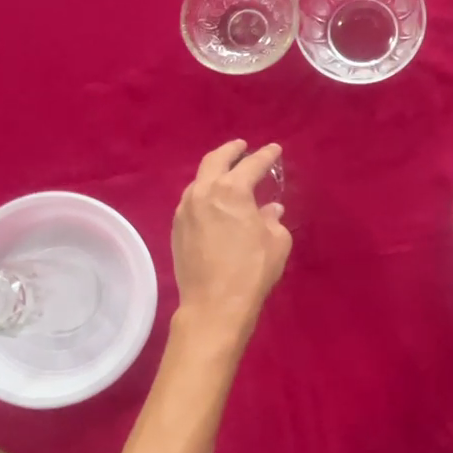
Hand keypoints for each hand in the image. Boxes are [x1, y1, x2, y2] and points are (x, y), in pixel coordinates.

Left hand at [170, 140, 291, 353]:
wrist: (214, 305)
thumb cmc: (252, 270)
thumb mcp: (276, 242)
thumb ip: (273, 219)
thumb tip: (270, 209)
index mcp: (232, 190)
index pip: (252, 164)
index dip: (266, 155)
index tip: (275, 150)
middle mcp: (204, 192)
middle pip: (215, 160)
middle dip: (231, 151)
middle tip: (242, 147)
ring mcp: (185, 210)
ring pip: (199, 180)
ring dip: (214, 172)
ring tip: (227, 174)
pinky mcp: (176, 228)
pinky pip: (191, 200)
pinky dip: (204, 193)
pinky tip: (214, 202)